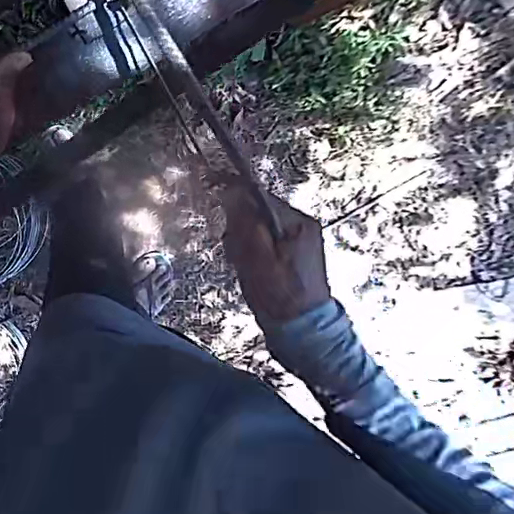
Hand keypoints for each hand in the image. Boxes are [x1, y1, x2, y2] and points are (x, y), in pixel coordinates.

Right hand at [221, 187, 329, 327]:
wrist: (303, 330)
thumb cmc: (283, 296)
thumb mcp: (259, 258)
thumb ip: (246, 224)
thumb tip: (232, 193)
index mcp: (297, 223)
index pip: (259, 195)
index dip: (234, 192)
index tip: (211, 183)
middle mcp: (300, 226)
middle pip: (256, 211)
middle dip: (239, 228)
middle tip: (238, 252)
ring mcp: (296, 240)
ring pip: (256, 227)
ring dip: (244, 242)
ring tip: (246, 266)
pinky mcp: (289, 253)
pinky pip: (262, 241)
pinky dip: (251, 252)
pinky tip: (252, 269)